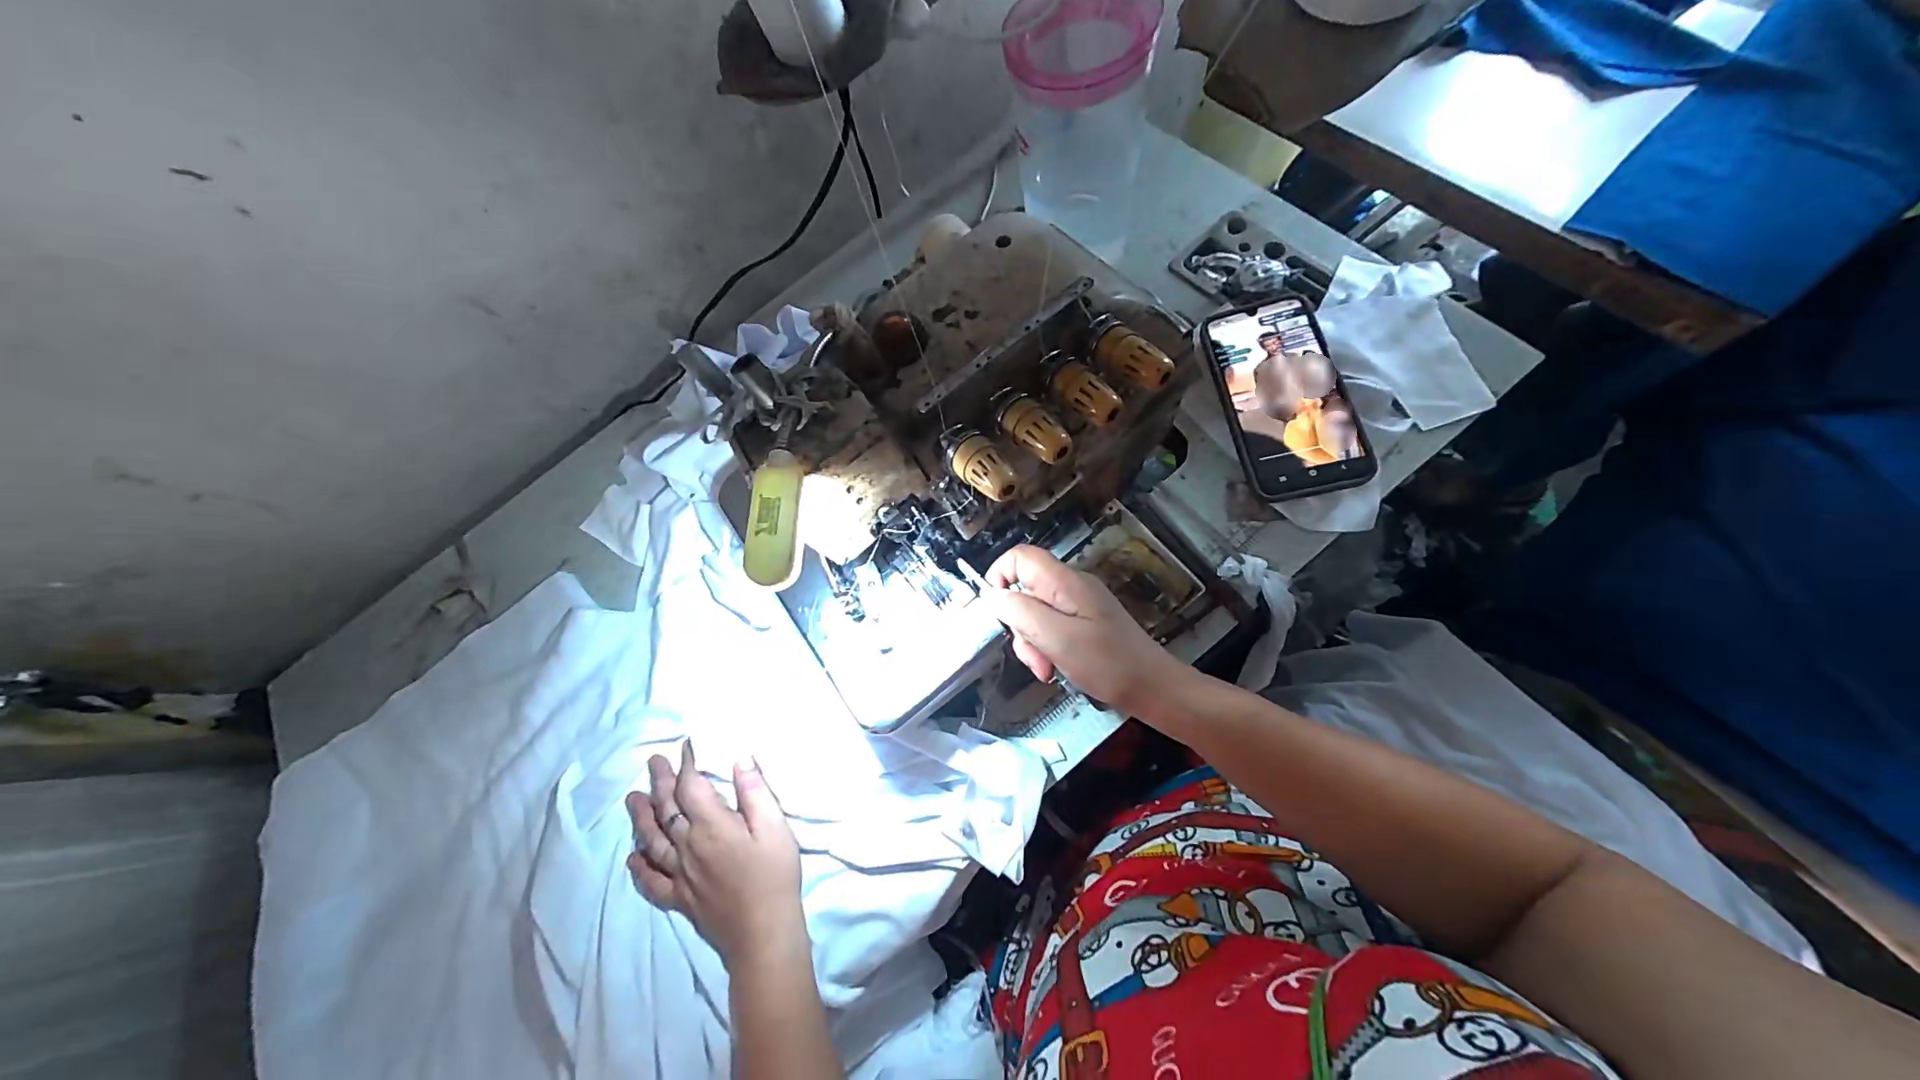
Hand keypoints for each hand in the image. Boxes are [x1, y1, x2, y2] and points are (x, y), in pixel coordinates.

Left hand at [626, 742, 807, 965]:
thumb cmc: (774, 876)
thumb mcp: (775, 827)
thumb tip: (739, 760)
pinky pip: (652, 882)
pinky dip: (639, 868)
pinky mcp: (680, 900)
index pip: (691, 786)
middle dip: (660, 782)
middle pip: (667, 809)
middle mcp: (688, 847)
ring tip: (632, 799)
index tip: (687, 746)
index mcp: (711, 826)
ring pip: (653, 840)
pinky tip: (633, 858)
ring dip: (641, 817)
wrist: (763, 934)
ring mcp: (680, 875)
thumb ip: (755, 792)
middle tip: (653, 762)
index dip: (687, 763)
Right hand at [979, 544, 1195, 718]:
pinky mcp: (1084, 623)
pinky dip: (1047, 648)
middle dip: (1019, 626)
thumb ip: (1020, 612)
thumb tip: (991, 594)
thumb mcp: (1057, 638)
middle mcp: (1070, 586)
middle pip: (1024, 590)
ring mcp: (1079, 605)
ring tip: (1047, 669)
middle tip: (1034, 656)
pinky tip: (1056, 669)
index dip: (999, 577)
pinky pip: (1051, 628)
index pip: (1019, 557)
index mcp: (1065, 582)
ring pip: (1034, 614)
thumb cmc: (1108, 664)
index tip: (998, 613)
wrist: (1153, 688)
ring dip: (1032, 643)